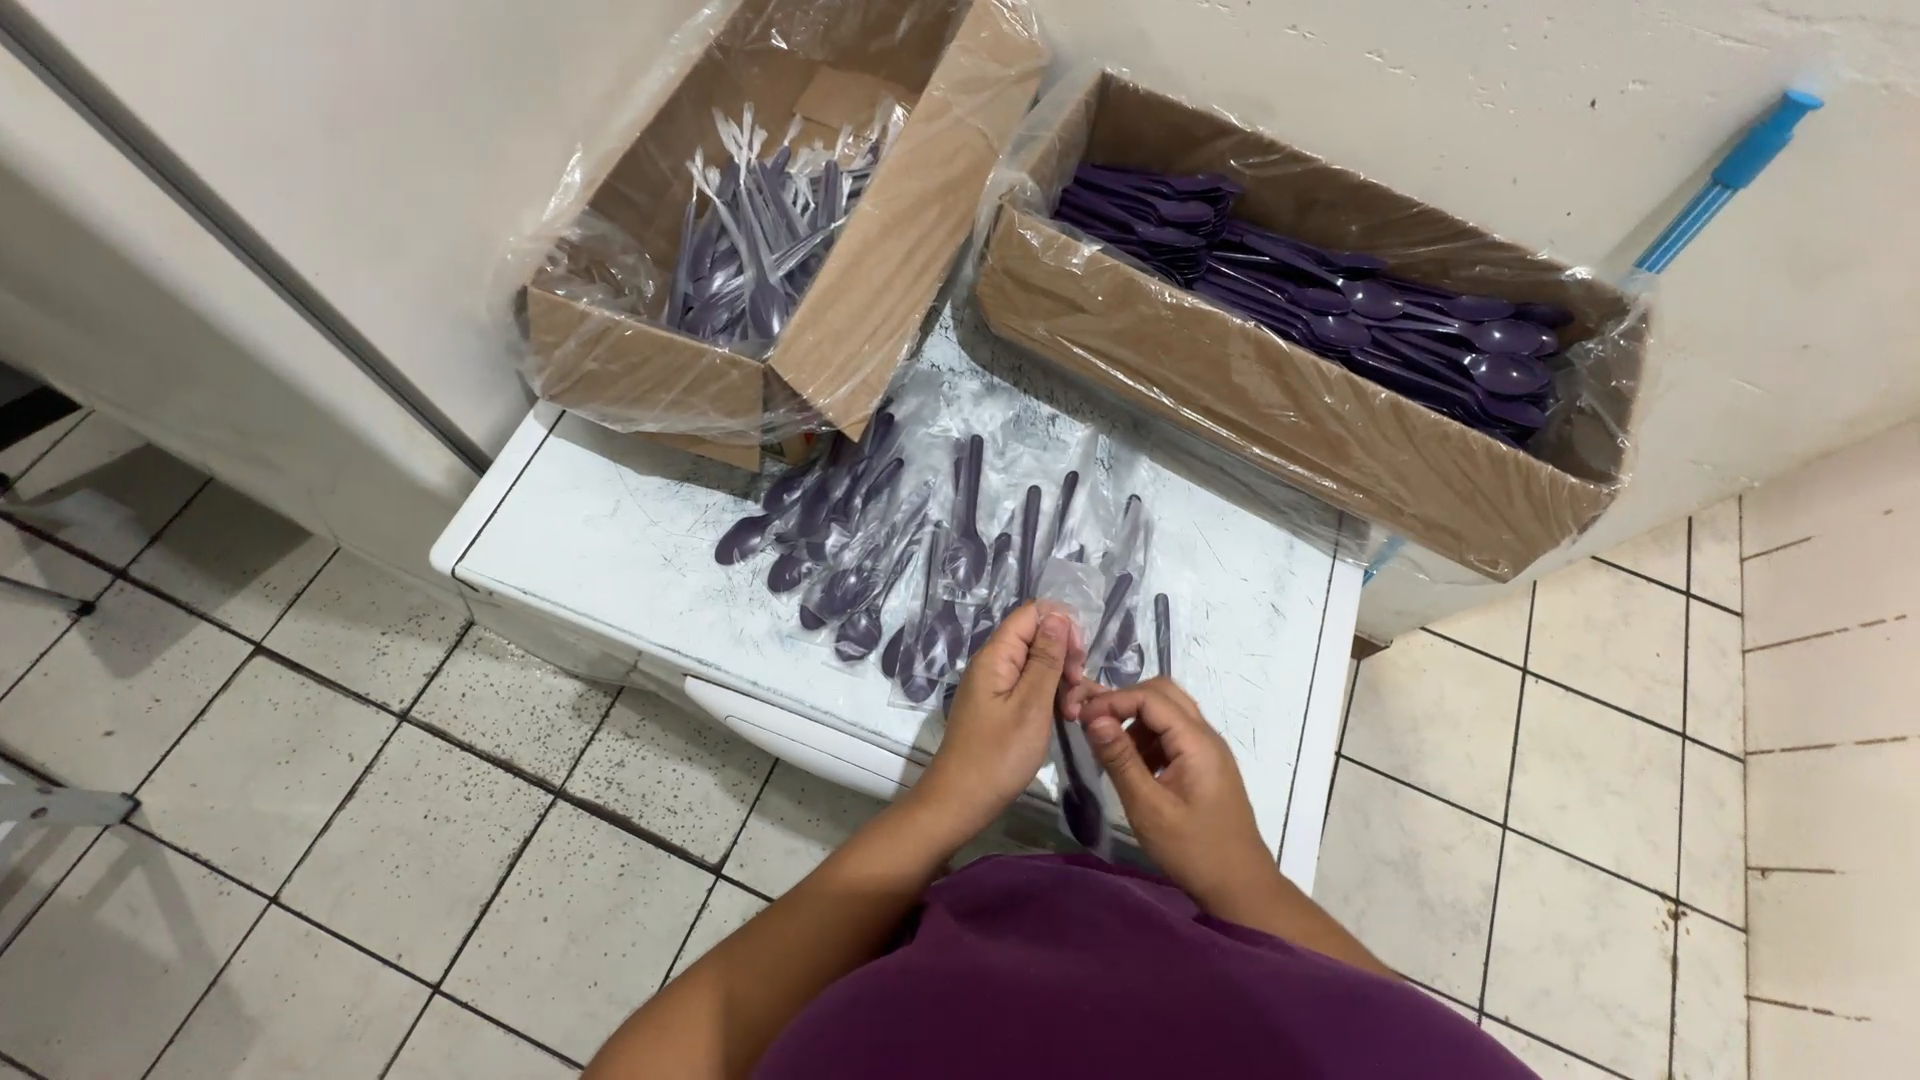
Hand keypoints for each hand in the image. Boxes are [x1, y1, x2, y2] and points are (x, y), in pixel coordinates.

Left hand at [913, 604, 1077, 835]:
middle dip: (1064, 656)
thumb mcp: (1031, 705)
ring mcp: (995, 686)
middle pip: (1036, 637)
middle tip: (1078, 691)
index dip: (1062, 626)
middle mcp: (993, 663)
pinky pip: (1029, 687)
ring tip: (1074, 712)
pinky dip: (1049, 698)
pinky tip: (1064, 719)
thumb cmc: (998, 755)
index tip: (1079, 659)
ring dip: (1061, 681)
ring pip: (1037, 665)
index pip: (1032, 613)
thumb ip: (1046, 658)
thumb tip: (1058, 615)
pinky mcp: (999, 706)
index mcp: (996, 655)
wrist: (960, 801)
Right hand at [1078, 679, 1285, 923]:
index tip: (1081, 719)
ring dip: (1136, 720)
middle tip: (1095, 725)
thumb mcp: (1148, 807)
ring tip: (1112, 751)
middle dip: (1125, 701)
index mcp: (1196, 742)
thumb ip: (1120, 759)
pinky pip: (1174, 734)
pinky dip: (1149, 738)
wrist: (1240, 887)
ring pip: (1168, 711)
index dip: (1112, 701)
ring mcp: (1208, 750)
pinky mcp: (1205, 765)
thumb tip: (1093, 718)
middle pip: (1163, 693)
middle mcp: (1206, 736)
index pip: (1150, 697)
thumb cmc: (1193, 850)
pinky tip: (1134, 768)